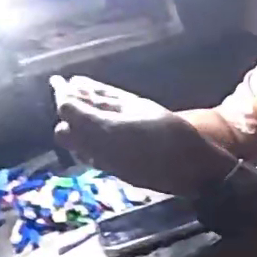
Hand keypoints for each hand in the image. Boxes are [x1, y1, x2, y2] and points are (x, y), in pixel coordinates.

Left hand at [51, 75, 233, 196]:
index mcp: (101, 128)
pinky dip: (95, 145)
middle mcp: (97, 149)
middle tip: (85, 103)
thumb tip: (75, 84)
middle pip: (64, 132)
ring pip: (77, 148)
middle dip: (71, 117)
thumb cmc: (172, 131)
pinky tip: (112, 137)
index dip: (64, 94)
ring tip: (101, 120)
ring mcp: (105, 165)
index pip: (66, 109)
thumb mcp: (140, 106)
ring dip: (81, 132)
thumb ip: (104, 96)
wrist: (193, 168)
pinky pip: (93, 158)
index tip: (67, 83)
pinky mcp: (115, 174)